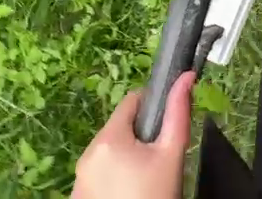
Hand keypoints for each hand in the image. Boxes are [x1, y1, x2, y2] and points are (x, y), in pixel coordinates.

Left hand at [71, 72, 194, 198]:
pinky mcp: (76, 198)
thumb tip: (186, 76)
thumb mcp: (172, 154)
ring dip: (124, 158)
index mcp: (108, 138)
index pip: (131, 101)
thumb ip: (178, 112)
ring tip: (142, 180)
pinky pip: (96, 175)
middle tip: (155, 160)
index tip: (162, 130)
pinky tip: (127, 193)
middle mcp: (86, 154)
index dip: (151, 109)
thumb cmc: (156, 195)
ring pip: (108, 152)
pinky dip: (111, 178)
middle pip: (119, 128)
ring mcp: (77, 180)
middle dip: (137, 137)